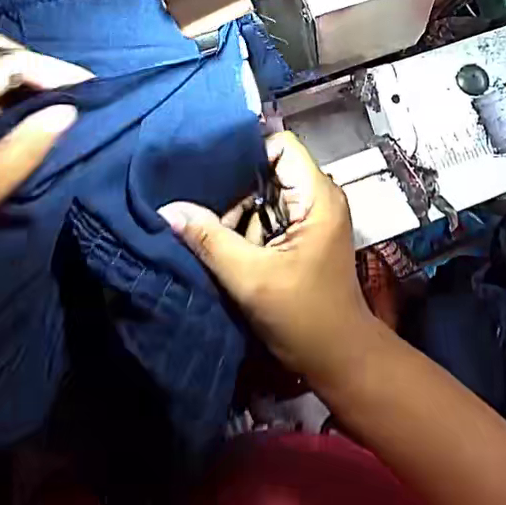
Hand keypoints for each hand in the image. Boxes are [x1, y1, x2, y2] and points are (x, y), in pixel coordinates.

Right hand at [159, 132, 377, 381]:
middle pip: (270, 171)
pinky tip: (227, 246)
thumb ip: (210, 240)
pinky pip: (270, 217)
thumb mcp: (250, 277)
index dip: (248, 153)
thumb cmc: (303, 316)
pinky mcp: (304, 235)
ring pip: (265, 196)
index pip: (282, 146)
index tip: (212, 172)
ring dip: (239, 216)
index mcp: (318, 195)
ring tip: (213, 236)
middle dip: (236, 191)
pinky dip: (249, 229)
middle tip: (203, 211)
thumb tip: (167, 209)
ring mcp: (313, 216)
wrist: (337, 357)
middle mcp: (319, 197)